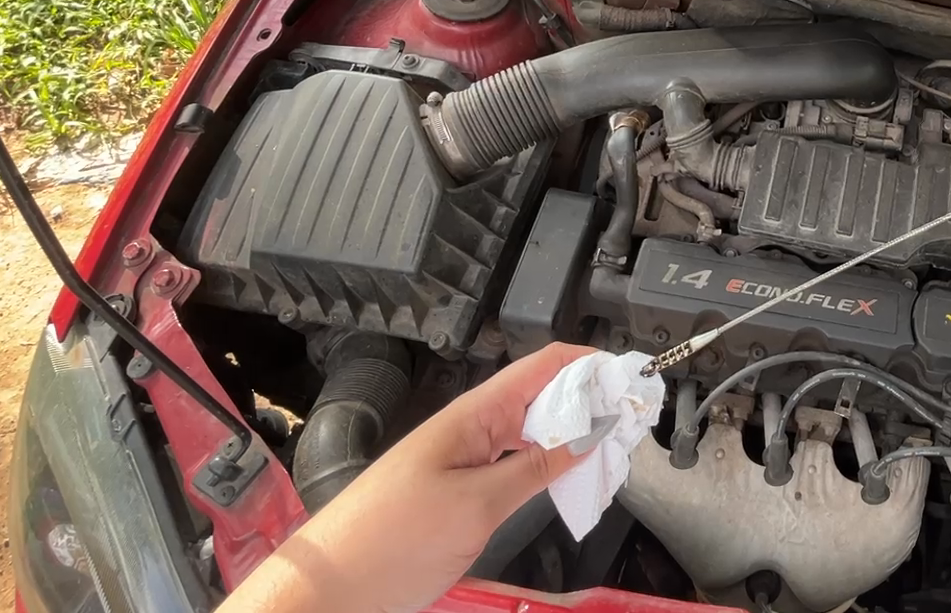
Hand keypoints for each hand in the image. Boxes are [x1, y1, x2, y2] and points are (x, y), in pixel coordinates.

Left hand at [221, 343, 595, 612]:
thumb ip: (538, 467)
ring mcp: (468, 457)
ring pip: (534, 430)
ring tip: (612, 449)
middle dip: (590, 399)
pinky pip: (517, 461)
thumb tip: (591, 432)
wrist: (318, 601)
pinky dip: (548, 464)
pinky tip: (571, 480)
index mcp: (479, 412)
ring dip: (572, 434)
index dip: (591, 361)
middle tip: (631, 422)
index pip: (546, 364)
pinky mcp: (462, 488)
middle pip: (545, 394)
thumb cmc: (394, 542)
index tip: (632, 378)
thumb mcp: (476, 506)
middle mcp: (477, 424)